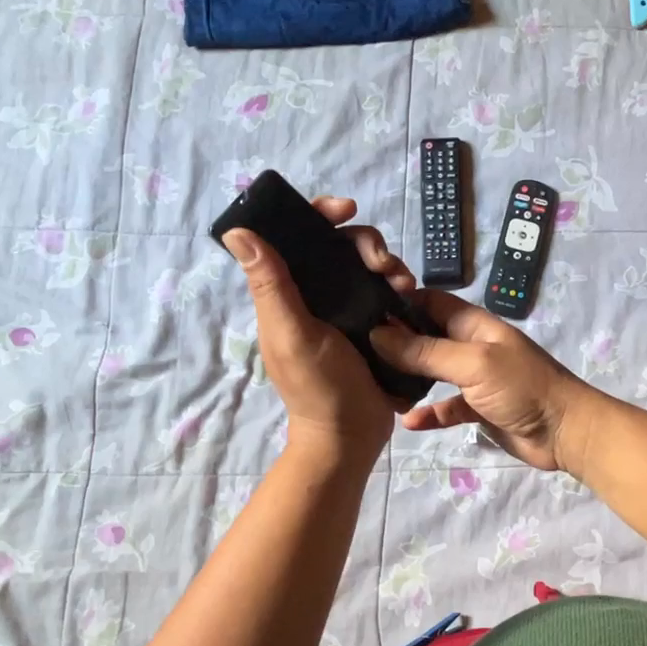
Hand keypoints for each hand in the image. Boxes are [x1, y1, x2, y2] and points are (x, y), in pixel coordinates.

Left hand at [221, 197, 412, 468]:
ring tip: (402, 286)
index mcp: (289, 292)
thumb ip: (270, 284)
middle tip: (384, 265)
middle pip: (341, 245)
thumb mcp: (292, 333)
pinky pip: (387, 291)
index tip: (347, 210)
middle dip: (366, 243)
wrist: (351, 435)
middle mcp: (316, 294)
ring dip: (389, 265)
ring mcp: (347, 310)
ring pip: (368, 266)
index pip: (297, 236)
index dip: (319, 214)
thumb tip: (238, 231)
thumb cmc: (318, 386)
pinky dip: (399, 287)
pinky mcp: (374, 325)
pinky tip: (408, 298)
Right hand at [369, 291, 599, 471]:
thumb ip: (426, 351)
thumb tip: (378, 334)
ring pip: (433, 373)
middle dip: (395, 342)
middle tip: (356, 353)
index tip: (361, 311)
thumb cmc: (523, 387)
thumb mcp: (473, 363)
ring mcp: (476, 378)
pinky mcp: (479, 408)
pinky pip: (447, 407)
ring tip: (374, 385)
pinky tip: (409, 421)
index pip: (430, 302)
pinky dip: (430, 412)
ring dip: (409, 379)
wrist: (566, 431)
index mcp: (474, 324)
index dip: (399, 303)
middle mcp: (472, 346)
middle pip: (427, 337)